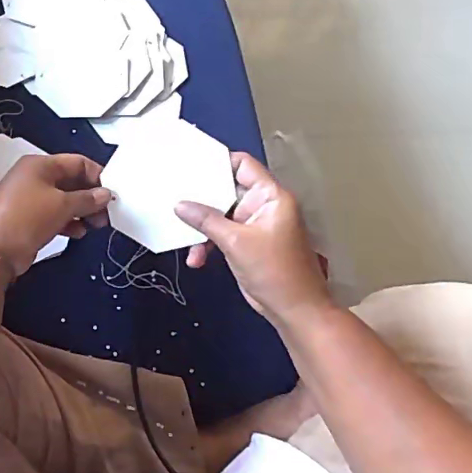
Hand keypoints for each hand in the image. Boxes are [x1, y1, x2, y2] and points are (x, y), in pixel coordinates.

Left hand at [0, 153, 112, 274]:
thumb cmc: (24, 218)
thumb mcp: (63, 204)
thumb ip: (88, 199)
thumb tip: (103, 195)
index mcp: (39, 165)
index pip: (76, 162)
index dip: (97, 175)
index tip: (111, 191)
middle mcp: (33, 178)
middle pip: (71, 181)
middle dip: (90, 196)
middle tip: (106, 211)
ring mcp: (29, 199)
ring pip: (64, 200)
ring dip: (81, 211)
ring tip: (96, 224)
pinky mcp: (29, 219)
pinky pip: (55, 216)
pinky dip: (68, 222)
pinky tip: (78, 231)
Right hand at [174, 152, 333, 328]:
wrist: (295, 311)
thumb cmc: (275, 272)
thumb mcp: (235, 242)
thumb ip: (206, 220)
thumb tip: (180, 204)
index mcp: (271, 197)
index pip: (243, 166)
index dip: (218, 161)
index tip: (189, 163)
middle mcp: (264, 206)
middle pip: (227, 190)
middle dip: (202, 199)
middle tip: (176, 197)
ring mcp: (256, 225)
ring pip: (221, 215)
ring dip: (203, 228)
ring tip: (187, 241)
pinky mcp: (248, 243)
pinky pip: (223, 233)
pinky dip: (209, 242)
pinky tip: (197, 258)